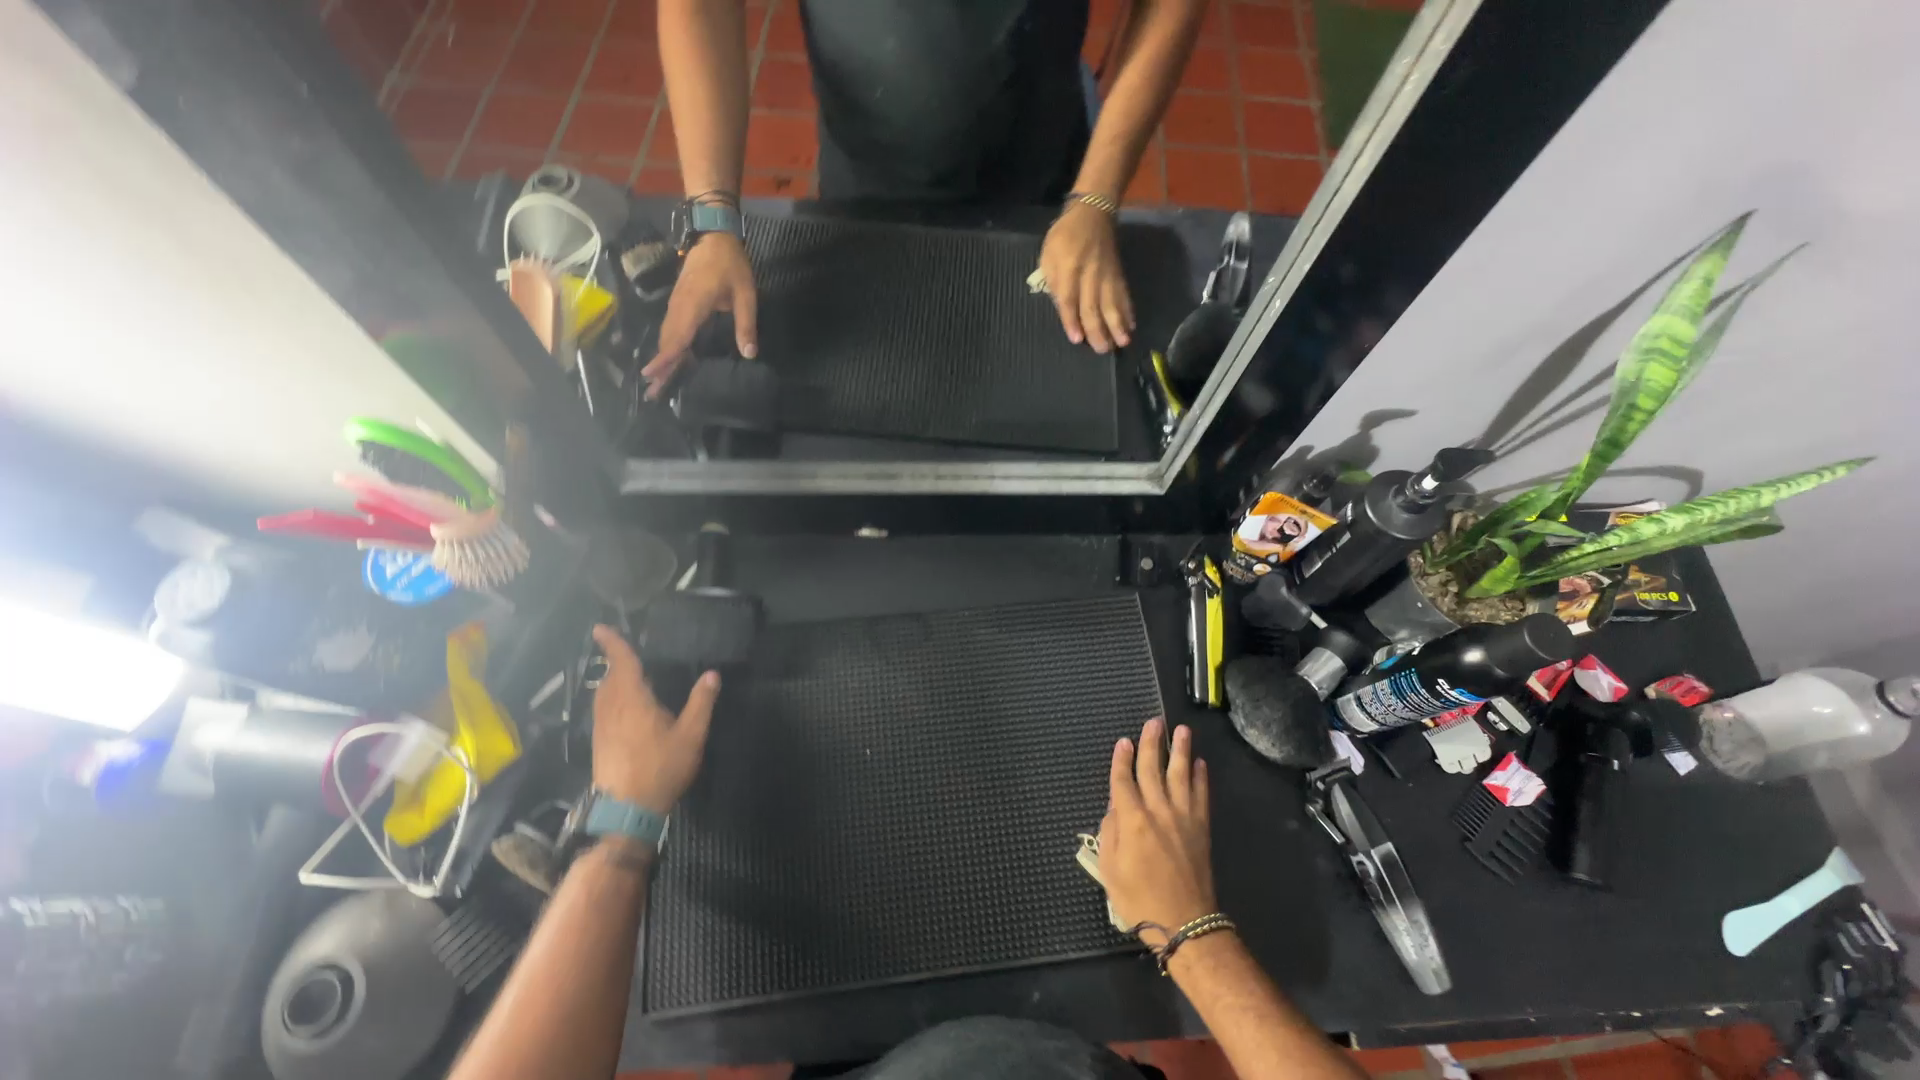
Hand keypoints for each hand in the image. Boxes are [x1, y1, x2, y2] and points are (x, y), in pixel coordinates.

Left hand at [588, 625, 720, 813]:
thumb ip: (701, 703)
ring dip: (611, 683)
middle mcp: (611, 709)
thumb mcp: (691, 735)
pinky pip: (602, 711)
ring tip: (627, 680)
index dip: (612, 644)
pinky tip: (625, 711)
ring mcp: (601, 727)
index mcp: (633, 700)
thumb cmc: (661, 768)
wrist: (627, 810)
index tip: (600, 628)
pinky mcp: (599, 743)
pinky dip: (610, 700)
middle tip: (626, 655)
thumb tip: (711, 675)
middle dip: (615, 664)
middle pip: (609, 679)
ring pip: (602, 695)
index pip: (621, 664)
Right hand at [642, 232, 757, 399]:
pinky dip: (668, 347)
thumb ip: (746, 325)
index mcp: (694, 305)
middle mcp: (679, 307)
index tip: (653, 376)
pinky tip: (671, 360)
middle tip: (653, 393)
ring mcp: (676, 303)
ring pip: (667, 336)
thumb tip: (749, 354)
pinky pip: (671, 329)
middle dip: (660, 368)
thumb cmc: (731, 264)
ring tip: (657, 383)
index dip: (666, 358)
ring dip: (662, 359)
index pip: (677, 337)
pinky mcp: (678, 302)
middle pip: (667, 341)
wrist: (714, 235)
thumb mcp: (746, 294)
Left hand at [1040, 201, 1135, 353]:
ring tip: (1122, 342)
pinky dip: (1128, 310)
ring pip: (1112, 302)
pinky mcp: (1118, 274)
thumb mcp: (1048, 255)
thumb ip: (1052, 281)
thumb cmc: (1064, 237)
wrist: (1093, 213)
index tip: (1076, 339)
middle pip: (1093, 304)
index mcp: (1068, 268)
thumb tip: (1062, 308)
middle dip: (1098, 329)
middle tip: (1102, 349)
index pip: (1069, 298)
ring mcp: (1106, 274)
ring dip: (1118, 324)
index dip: (1071, 319)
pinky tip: (1131, 325)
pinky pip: (1123, 294)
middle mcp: (1089, 273)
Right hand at [1099, 716, 1215, 945]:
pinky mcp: (1201, 828)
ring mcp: (1183, 817)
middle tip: (1153, 722)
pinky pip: (1201, 795)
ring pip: (1181, 774)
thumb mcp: (1109, 869)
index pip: (1122, 781)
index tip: (1123, 742)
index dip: (1121, 760)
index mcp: (1131, 820)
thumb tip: (1115, 809)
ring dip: (1180, 750)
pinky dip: (1200, 777)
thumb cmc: (1138, 899)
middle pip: (1153, 769)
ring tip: (1181, 730)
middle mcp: (1158, 810)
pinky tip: (1199, 763)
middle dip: (1151, 744)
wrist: (1184, 923)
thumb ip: (1109, 833)